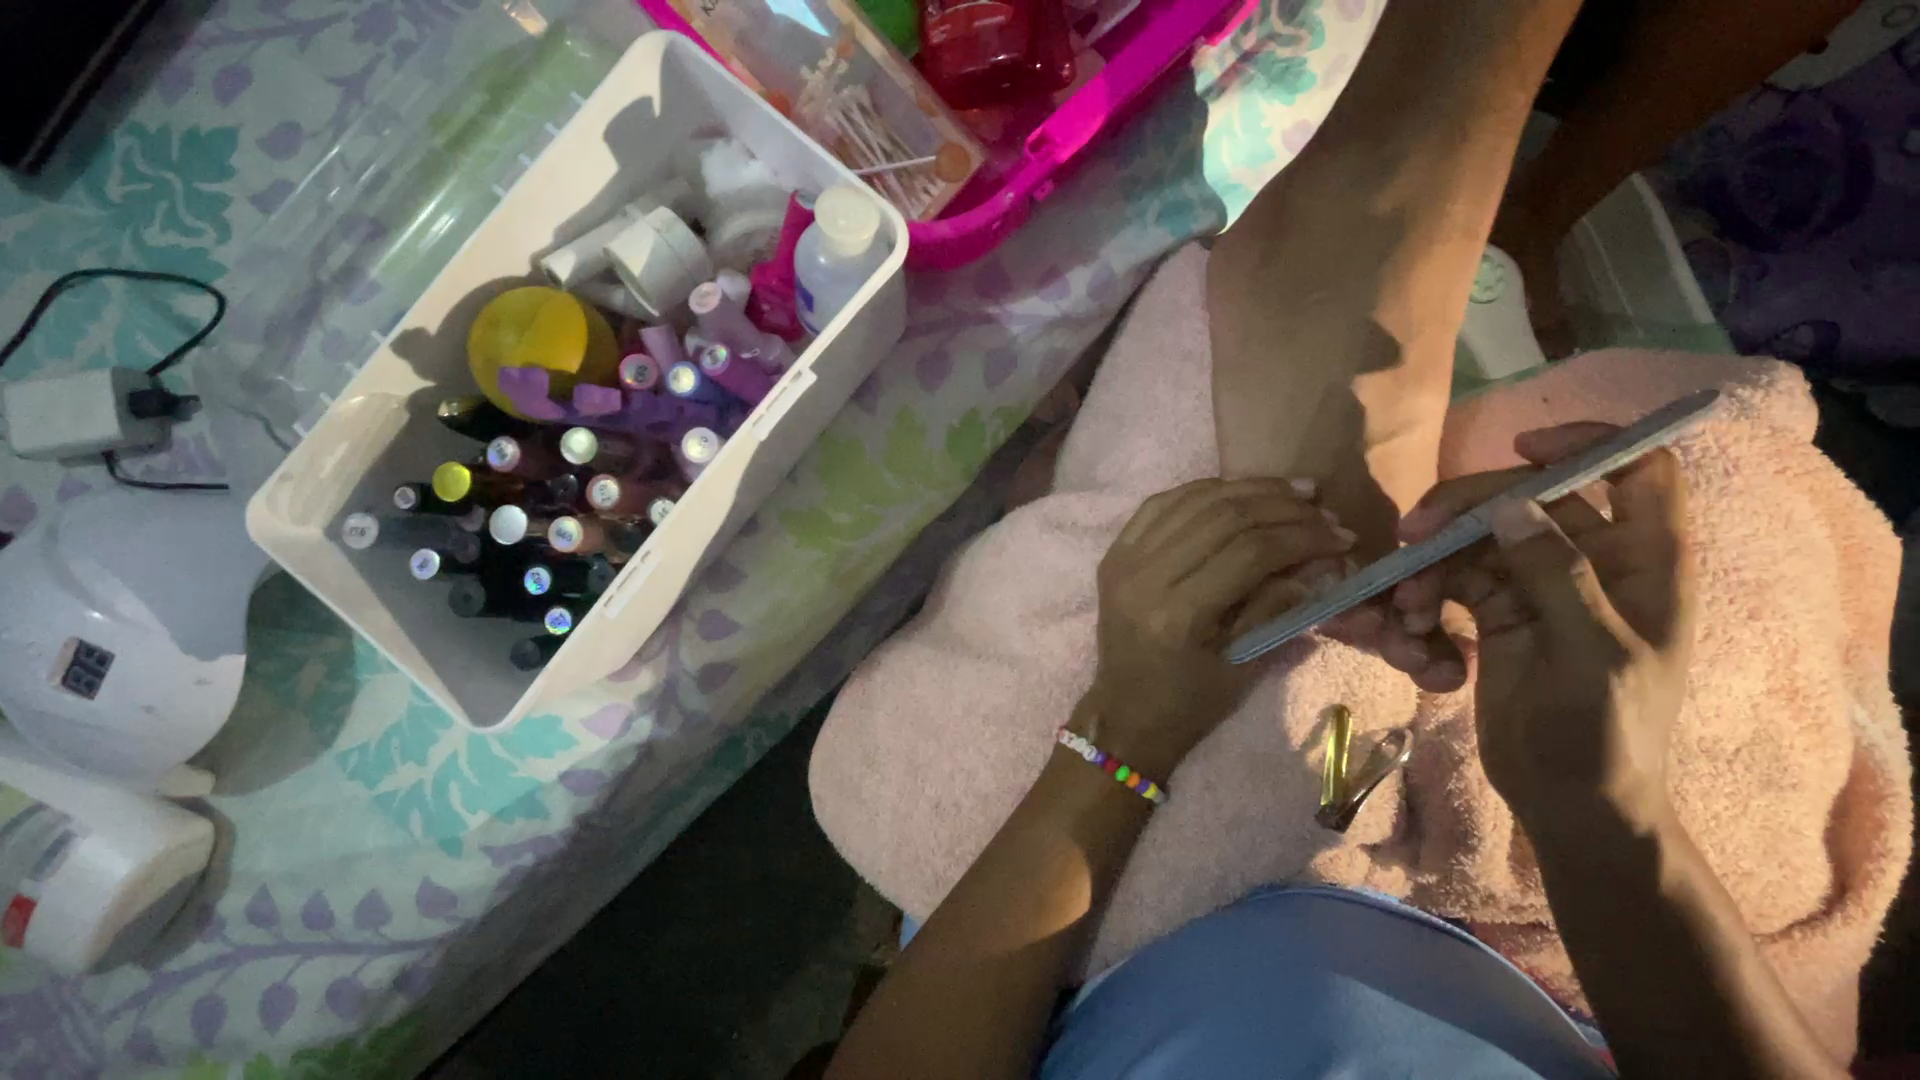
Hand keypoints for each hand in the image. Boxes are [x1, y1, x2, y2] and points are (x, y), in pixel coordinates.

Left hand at [1076, 477, 1357, 778]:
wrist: (1125, 713)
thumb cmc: (1188, 703)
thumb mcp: (1243, 665)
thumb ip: (1276, 605)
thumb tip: (1319, 557)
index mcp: (1177, 615)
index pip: (1249, 552)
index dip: (1302, 537)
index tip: (1342, 535)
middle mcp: (1144, 577)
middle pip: (1223, 517)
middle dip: (1283, 508)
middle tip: (1324, 509)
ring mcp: (1123, 560)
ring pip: (1193, 500)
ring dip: (1249, 489)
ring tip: (1294, 491)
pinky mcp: (1115, 553)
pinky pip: (1162, 504)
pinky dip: (1205, 491)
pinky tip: (1240, 491)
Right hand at [1391, 424, 1694, 824]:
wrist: (1569, 800)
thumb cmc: (1603, 733)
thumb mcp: (1593, 655)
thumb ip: (1558, 576)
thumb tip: (1511, 507)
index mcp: (1643, 564)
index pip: (1636, 471)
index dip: (1585, 445)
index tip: (1518, 449)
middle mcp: (1590, 563)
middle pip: (1525, 499)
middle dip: (1463, 513)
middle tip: (1409, 534)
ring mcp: (1537, 587)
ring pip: (1475, 541)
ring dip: (1429, 566)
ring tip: (1403, 611)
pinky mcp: (1495, 614)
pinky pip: (1450, 582)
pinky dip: (1423, 598)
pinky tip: (1408, 632)